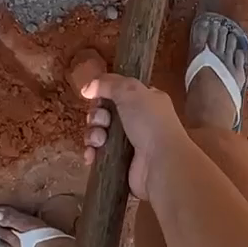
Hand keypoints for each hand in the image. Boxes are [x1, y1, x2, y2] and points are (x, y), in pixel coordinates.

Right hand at [80, 72, 187, 198]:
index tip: (95, 96)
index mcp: (145, 100)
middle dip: (97, 116)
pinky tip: (92, 155)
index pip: (118, 92)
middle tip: (103, 122)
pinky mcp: (120, 162)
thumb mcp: (130, 91)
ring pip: (98, 132)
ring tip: (100, 141)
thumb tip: (86, 88)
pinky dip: (92, 153)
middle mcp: (138, 120)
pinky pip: (98, 153)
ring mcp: (128, 143)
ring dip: (93, 134)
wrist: (161, 163)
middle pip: (104, 112)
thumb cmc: (150, 122)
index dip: (103, 93)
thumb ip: (107, 83)